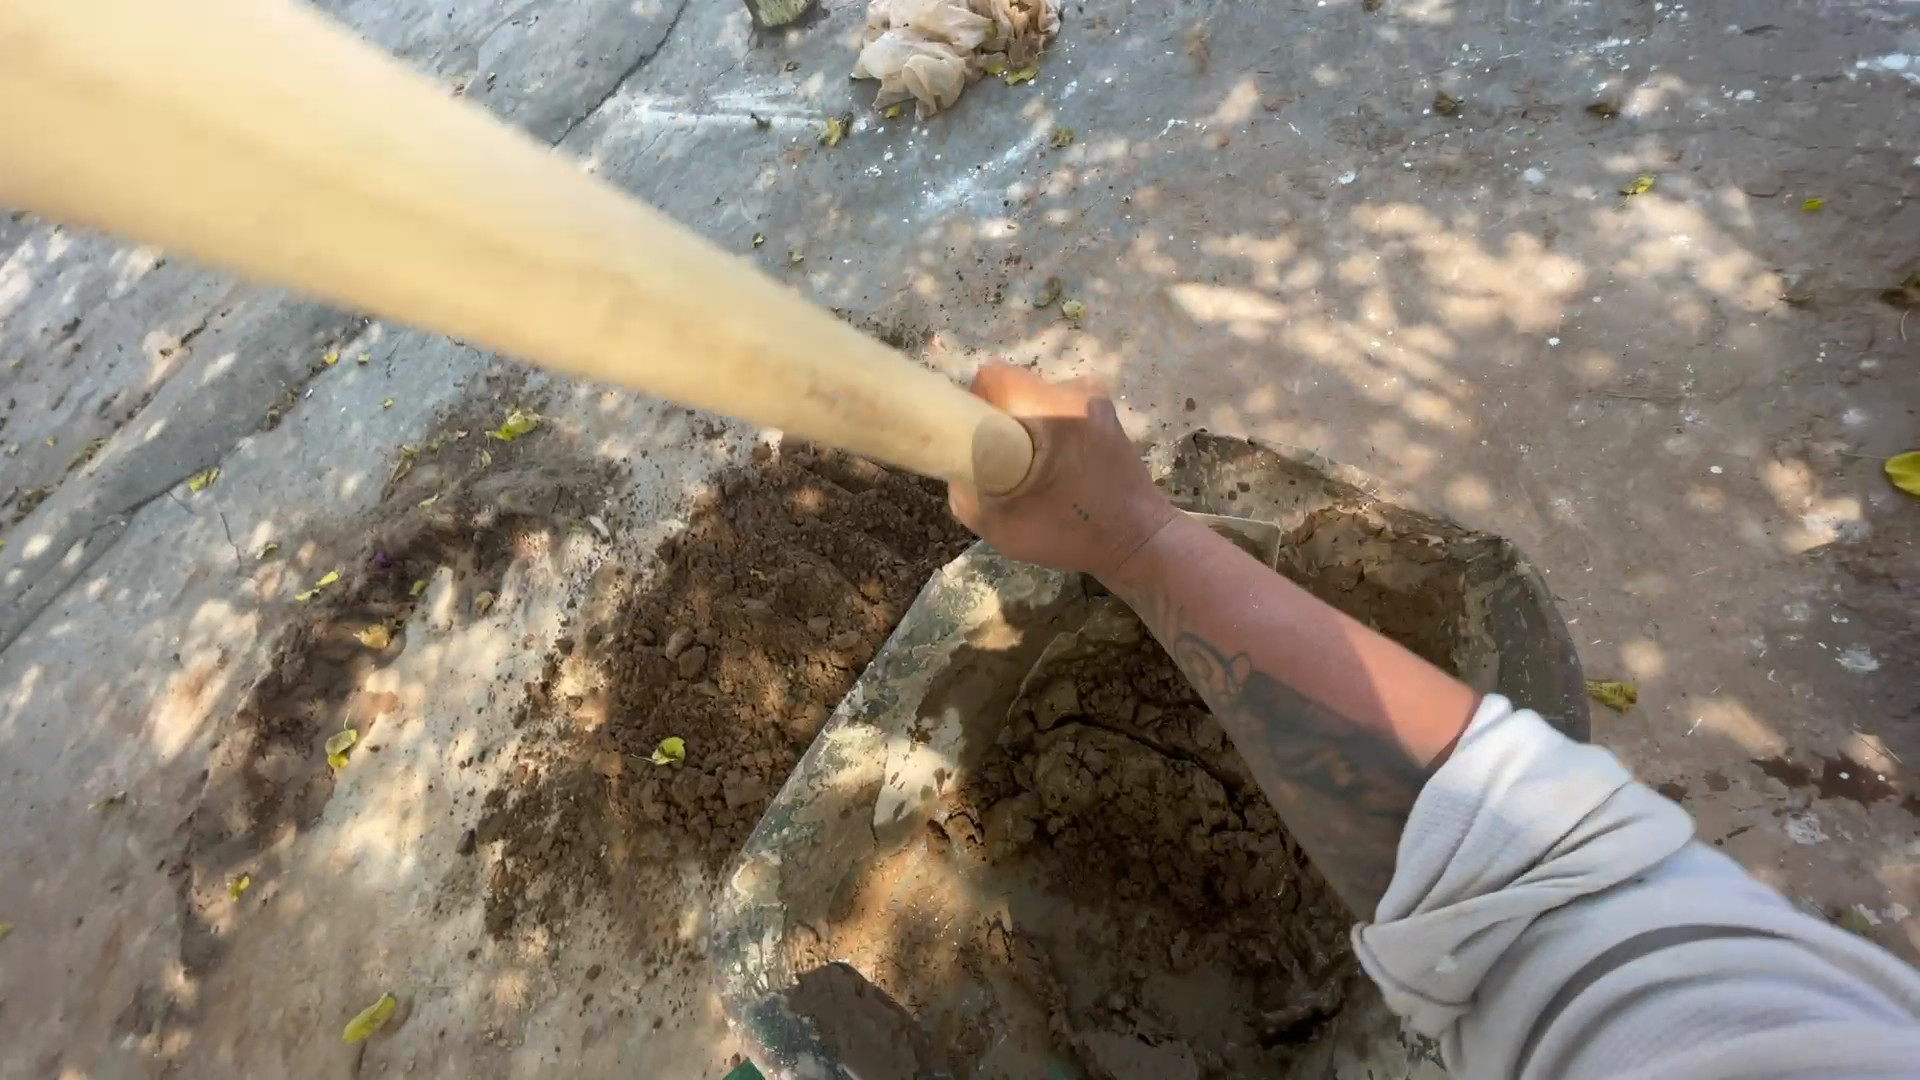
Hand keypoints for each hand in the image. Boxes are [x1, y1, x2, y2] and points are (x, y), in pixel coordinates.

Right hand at [948, 363, 1177, 578]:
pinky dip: (1049, 433)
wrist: (1139, 540)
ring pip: (1036, 399)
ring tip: (1033, 470)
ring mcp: (1096, 399)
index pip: (993, 378)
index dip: (973, 406)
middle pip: (1014, 388)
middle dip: (999, 422)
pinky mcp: (1105, 414)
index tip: (974, 442)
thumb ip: (966, 495)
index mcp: (1052, 410)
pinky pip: (1059, 410)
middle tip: (1001, 465)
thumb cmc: (1072, 534)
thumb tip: (956, 467)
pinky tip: (1057, 468)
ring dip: (1025, 429)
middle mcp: (1076, 391)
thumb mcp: (1002, 528)